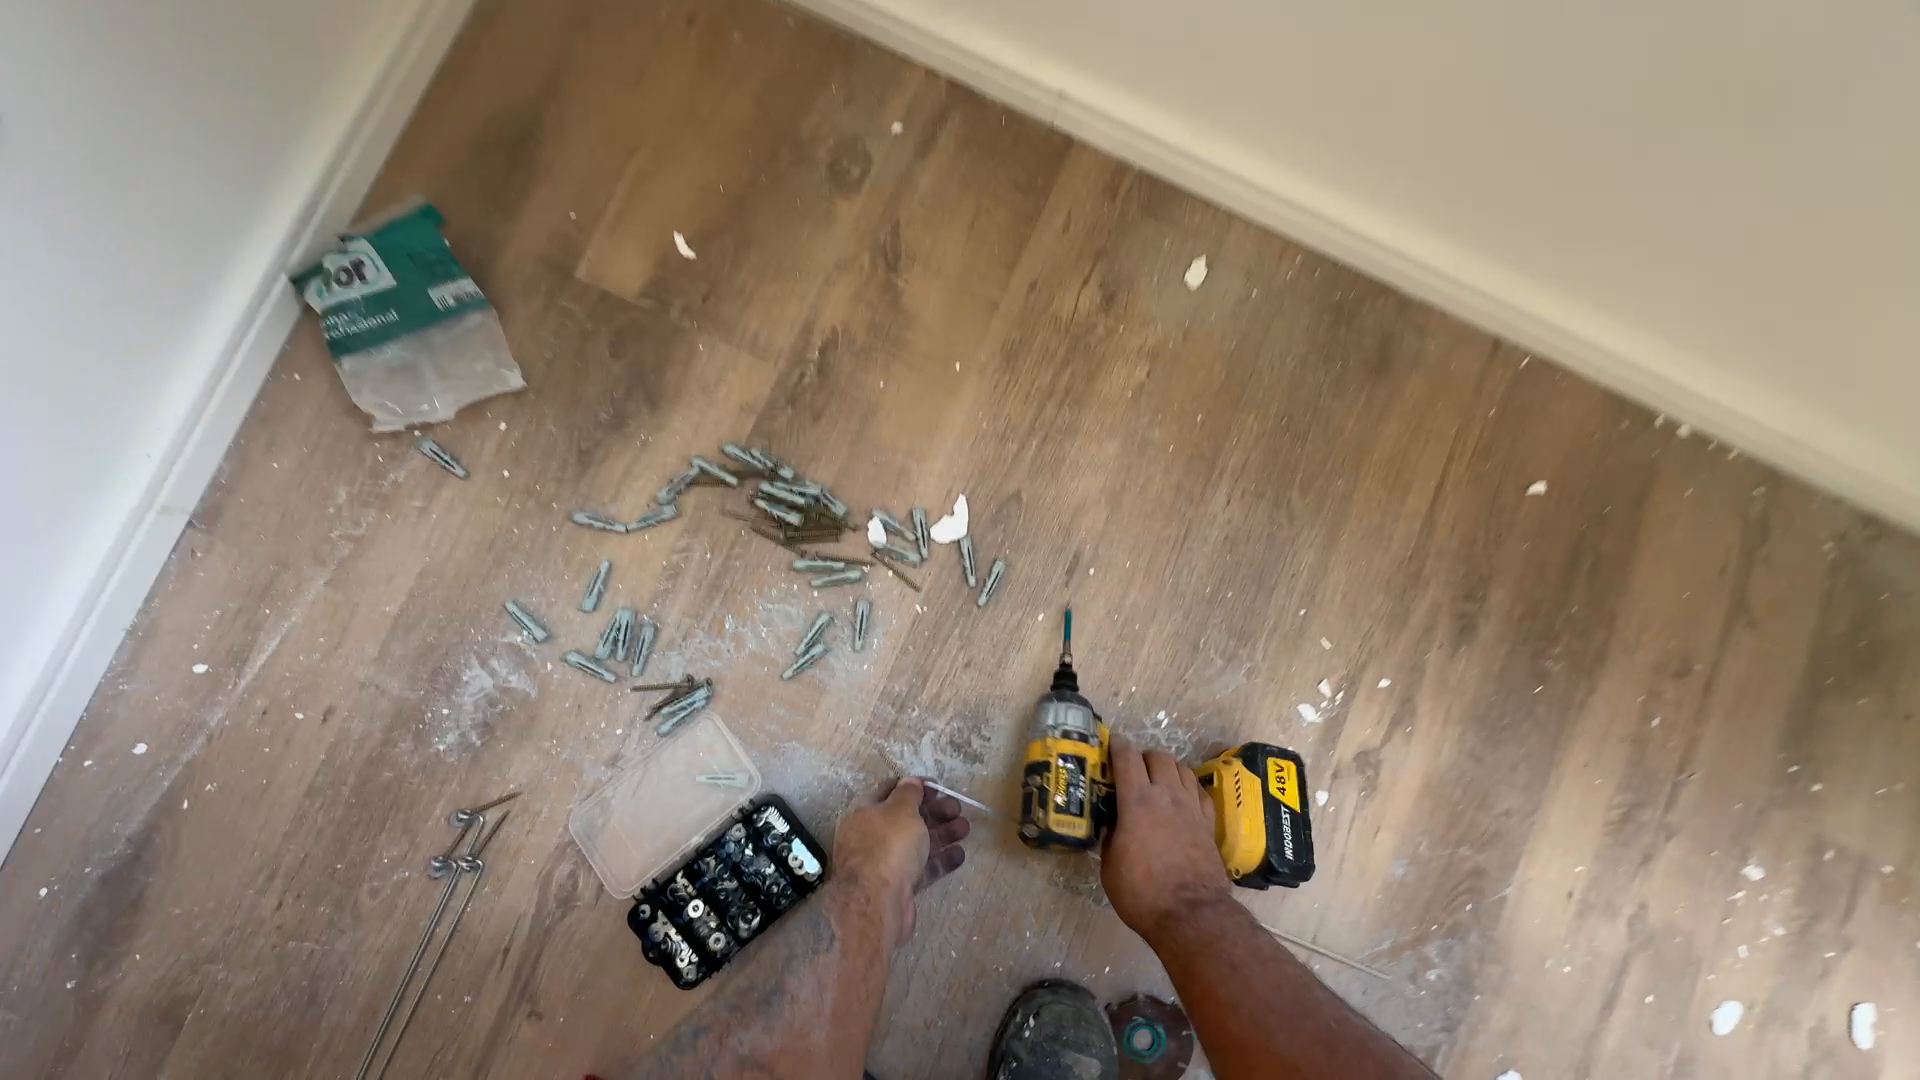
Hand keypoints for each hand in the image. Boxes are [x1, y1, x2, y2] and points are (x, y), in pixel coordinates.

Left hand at [829, 777, 970, 946]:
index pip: (890, 791)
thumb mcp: (900, 810)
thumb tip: (911, 781)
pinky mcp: (897, 887)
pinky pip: (921, 868)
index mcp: (866, 812)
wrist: (877, 904)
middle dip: (934, 812)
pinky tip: (959, 855)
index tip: (939, 787)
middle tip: (958, 808)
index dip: (915, 786)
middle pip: (907, 818)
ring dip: (941, 834)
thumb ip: (909, 793)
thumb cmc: (888, 846)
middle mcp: (872, 836)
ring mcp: (884, 863)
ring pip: (916, 843)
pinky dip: (939, 860)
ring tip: (966, 828)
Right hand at [1102, 739, 1233, 943]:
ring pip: (1182, 769)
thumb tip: (1115, 825)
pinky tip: (1183, 798)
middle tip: (1134, 770)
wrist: (1191, 915)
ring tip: (1159, 780)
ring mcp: (1191, 808)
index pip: (1127, 758)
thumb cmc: (1142, 892)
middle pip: (1159, 756)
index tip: (1112, 743)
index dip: (1118, 746)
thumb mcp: (1110, 864)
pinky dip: (1189, 787)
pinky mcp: (1209, 824)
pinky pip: (1200, 791)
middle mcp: (1167, 796)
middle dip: (1144, 756)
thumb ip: (1112, 836)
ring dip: (1168, 768)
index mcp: (1137, 801)